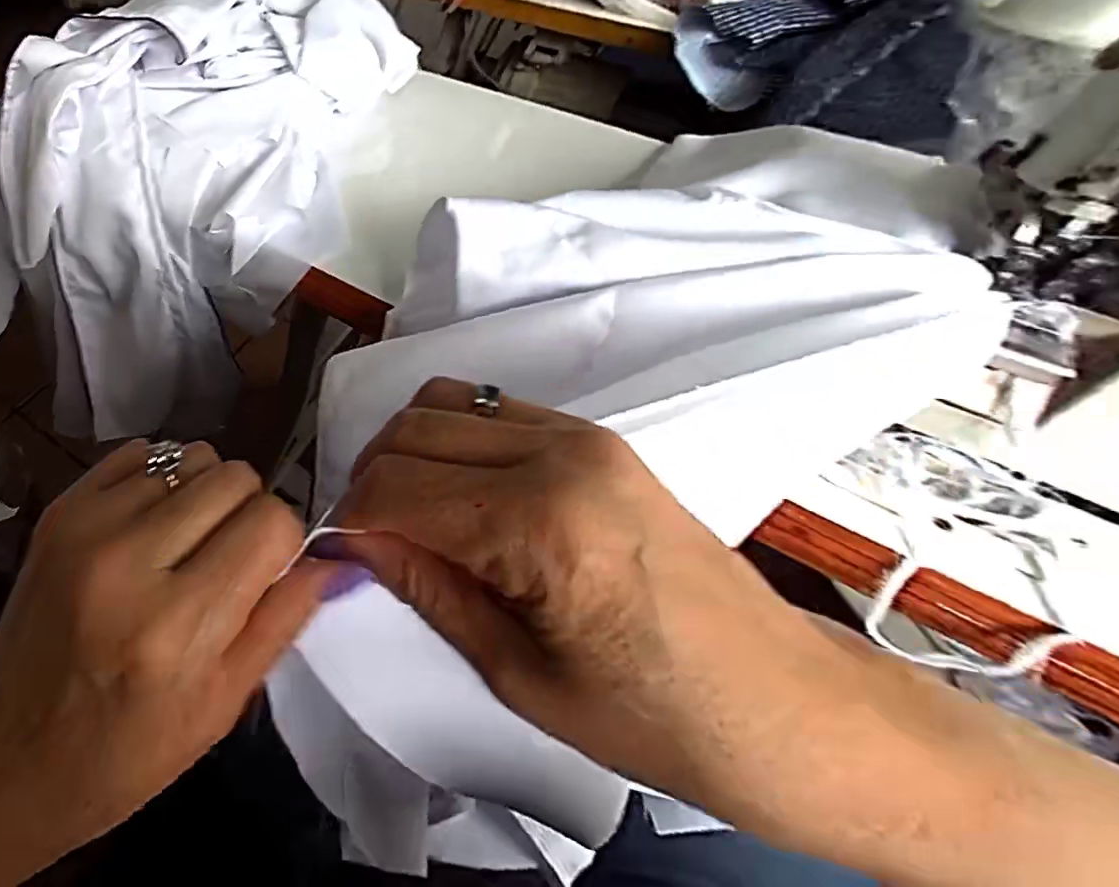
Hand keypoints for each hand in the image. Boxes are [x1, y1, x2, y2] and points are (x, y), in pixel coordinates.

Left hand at [0, 440, 334, 886]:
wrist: (6, 756)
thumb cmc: (126, 750)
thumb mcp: (223, 704)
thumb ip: (285, 617)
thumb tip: (335, 557)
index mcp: (179, 627)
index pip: (272, 523)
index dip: (283, 542)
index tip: (267, 568)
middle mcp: (130, 564)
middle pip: (236, 477)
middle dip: (248, 511)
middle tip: (226, 556)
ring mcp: (87, 528)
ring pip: (194, 456)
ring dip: (205, 493)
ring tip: (186, 541)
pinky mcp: (59, 510)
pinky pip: (144, 452)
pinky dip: (162, 480)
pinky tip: (151, 524)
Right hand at [335, 381, 1118, 886]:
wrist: (783, 703)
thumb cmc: (655, 715)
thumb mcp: (520, 674)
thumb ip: (431, 588)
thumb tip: (360, 540)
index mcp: (539, 524)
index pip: (396, 489)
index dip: (349, 517)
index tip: (335, 548)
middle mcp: (559, 454)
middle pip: (413, 431)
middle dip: (369, 477)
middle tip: (365, 534)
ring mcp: (583, 434)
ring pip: (448, 402)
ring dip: (408, 449)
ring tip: (406, 509)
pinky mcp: (598, 435)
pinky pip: (494, 408)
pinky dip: (453, 436)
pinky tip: (457, 489)